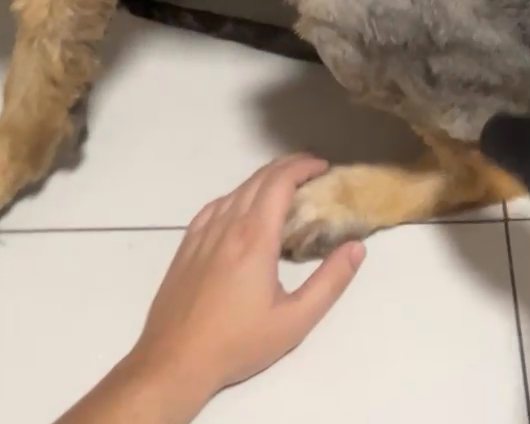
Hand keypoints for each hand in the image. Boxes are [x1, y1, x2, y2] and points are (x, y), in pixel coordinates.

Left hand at [59, 156, 364, 423]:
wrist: (172, 364)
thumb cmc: (237, 343)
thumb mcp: (295, 321)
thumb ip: (330, 282)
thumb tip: (357, 247)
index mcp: (255, 237)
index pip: (280, 181)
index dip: (304, 166)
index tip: (324, 167)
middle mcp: (228, 225)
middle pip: (260, 178)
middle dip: (289, 166)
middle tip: (312, 171)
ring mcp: (203, 233)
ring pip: (237, 189)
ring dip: (264, 179)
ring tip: (285, 188)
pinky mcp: (186, 246)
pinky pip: (215, 206)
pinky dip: (237, 195)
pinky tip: (243, 208)